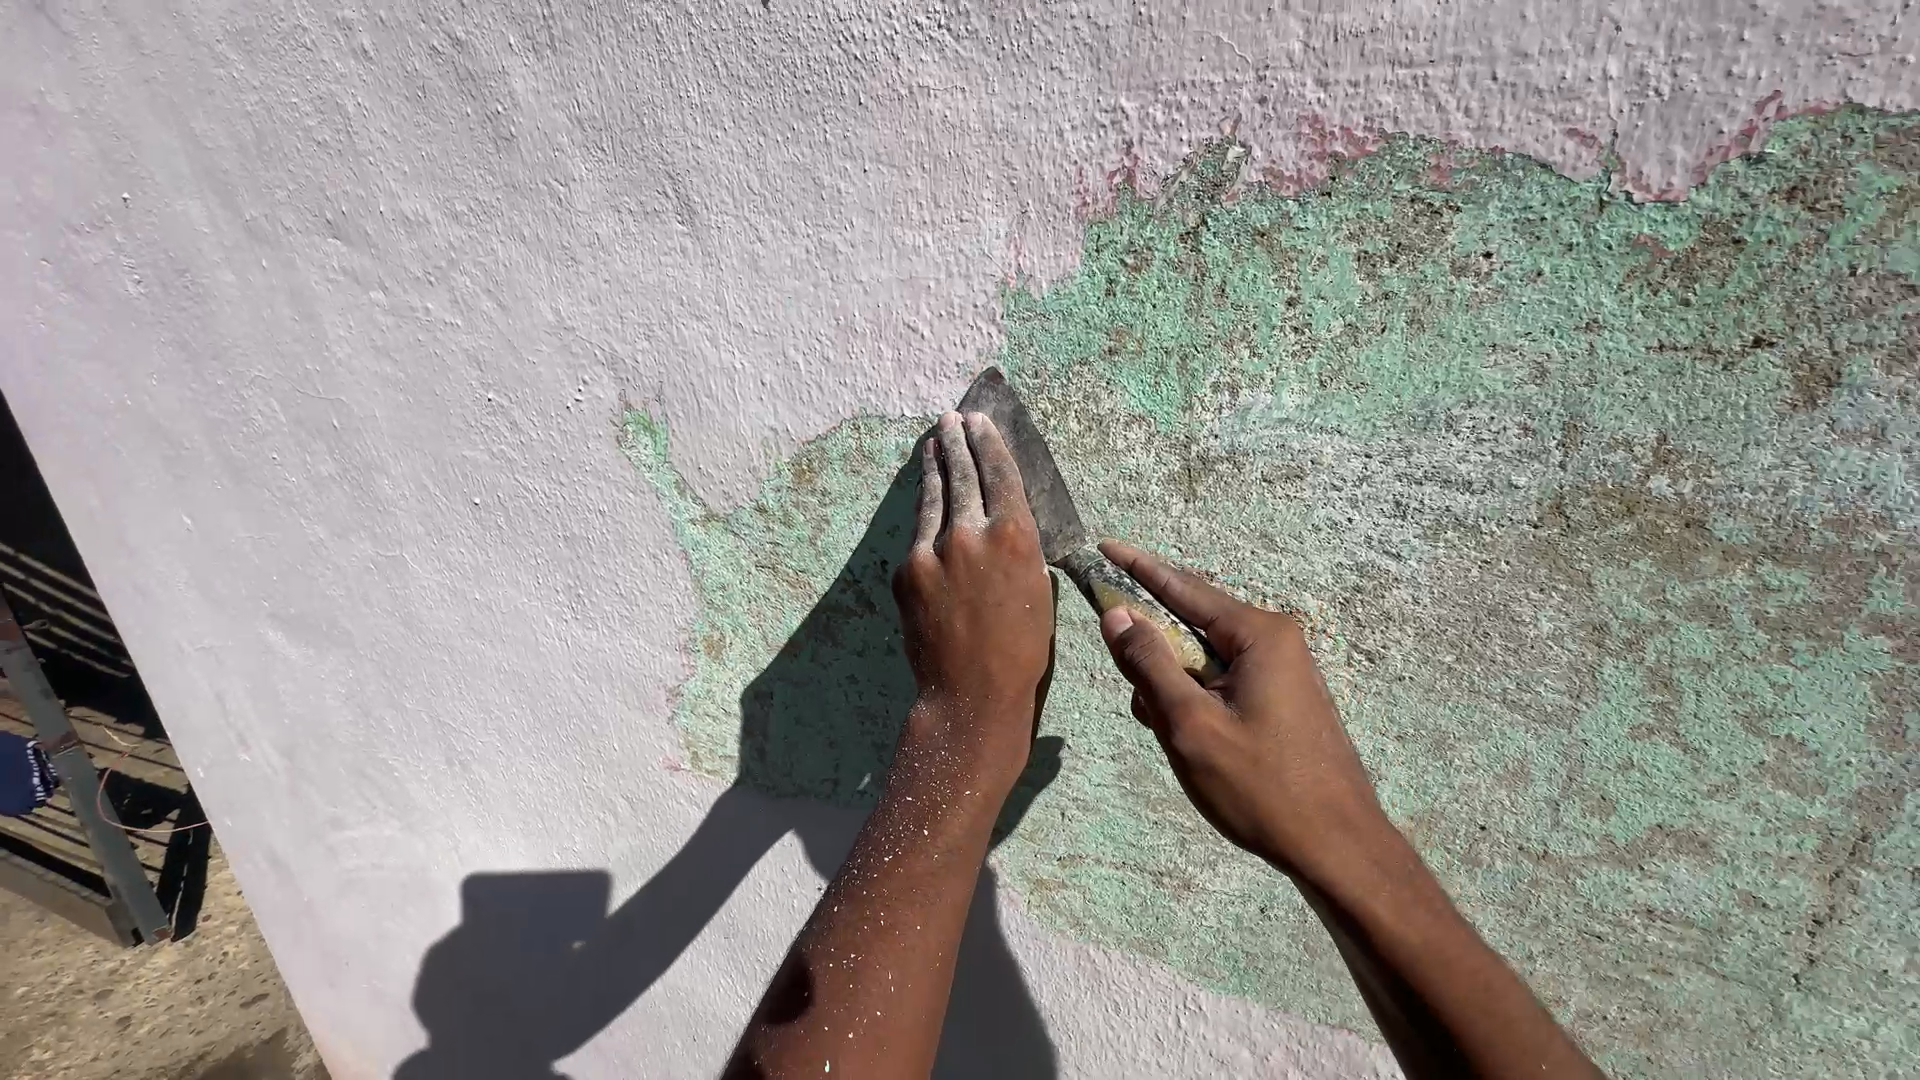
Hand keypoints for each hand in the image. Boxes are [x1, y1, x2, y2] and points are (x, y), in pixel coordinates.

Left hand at [890, 411, 1053, 805]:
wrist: (970, 693)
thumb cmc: (1022, 649)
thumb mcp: (1038, 588)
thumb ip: (1018, 547)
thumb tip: (1002, 520)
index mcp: (1015, 536)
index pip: (1000, 473)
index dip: (989, 442)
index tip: (980, 421)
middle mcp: (970, 533)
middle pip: (962, 474)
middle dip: (957, 441)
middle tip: (952, 418)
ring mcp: (931, 551)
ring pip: (933, 497)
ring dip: (934, 466)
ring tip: (933, 442)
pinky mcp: (906, 571)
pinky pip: (918, 534)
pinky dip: (924, 514)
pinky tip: (924, 500)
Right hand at [1097, 541, 1390, 880]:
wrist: (1339, 849)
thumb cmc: (1261, 786)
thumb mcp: (1189, 724)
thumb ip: (1149, 663)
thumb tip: (1116, 614)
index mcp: (1258, 635)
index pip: (1183, 587)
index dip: (1137, 568)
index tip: (1103, 546)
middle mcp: (1274, 641)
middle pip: (1190, 627)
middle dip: (1154, 655)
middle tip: (1143, 704)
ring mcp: (1282, 671)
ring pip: (1203, 660)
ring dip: (1174, 688)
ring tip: (1172, 736)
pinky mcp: (1282, 698)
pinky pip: (1222, 682)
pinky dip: (1196, 702)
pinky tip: (1193, 741)